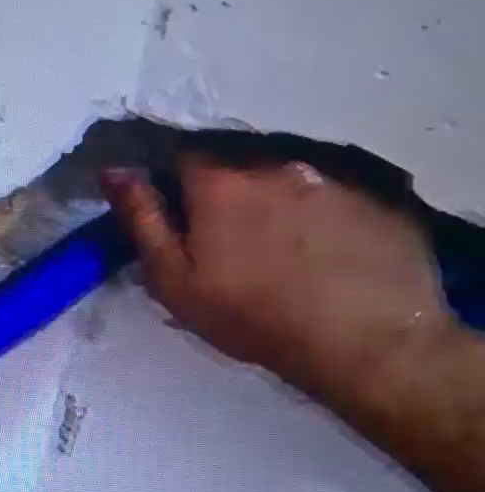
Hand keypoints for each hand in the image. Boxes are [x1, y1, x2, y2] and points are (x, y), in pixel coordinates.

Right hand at [101, 156, 453, 407]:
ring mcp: (334, 179)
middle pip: (238, 164)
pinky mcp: (378, 197)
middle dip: (222, 188)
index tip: (168, 206)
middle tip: (217, 233)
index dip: (170, 176)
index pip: (185, 154)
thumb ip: (142, 220)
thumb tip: (113, 173)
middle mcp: (278, 168)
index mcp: (221, 186)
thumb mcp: (172, 278)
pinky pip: (331, 194)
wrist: (358, 337)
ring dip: (270, 200)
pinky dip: (315, 213)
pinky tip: (315, 249)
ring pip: (285, 178)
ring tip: (270, 243)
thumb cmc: (245, 313)